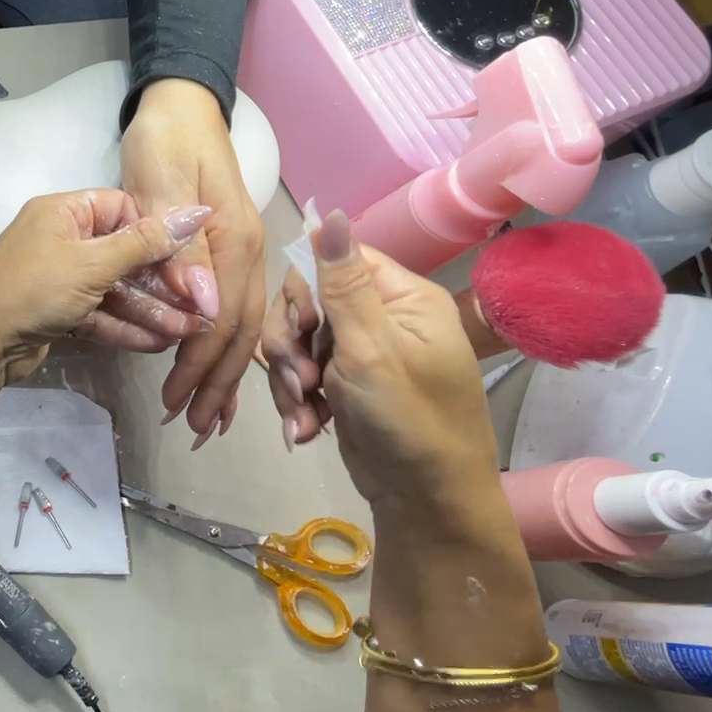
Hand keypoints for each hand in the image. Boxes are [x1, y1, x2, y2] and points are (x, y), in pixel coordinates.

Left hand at [0, 189, 209, 381]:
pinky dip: (122, 326)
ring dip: (148, 309)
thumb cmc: (34, 291)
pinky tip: (157, 343)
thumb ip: (146, 242)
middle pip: (122, 253)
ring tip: (188, 331)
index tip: (190, 257)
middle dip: (160, 282)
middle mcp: (59, 238)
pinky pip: (96, 312)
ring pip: (112, 288)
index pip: (123, 210)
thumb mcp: (92, 263)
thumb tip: (197, 211)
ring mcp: (56, 276)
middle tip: (199, 305)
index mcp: (62, 211)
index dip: (157, 233)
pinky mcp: (55, 309)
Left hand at [123, 79, 265, 448]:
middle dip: (213, 381)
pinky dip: (193, 341)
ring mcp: (219, 255)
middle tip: (197, 427)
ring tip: (197, 413)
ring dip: (207, 370)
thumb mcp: (158, 189)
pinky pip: (202, 307)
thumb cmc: (160, 143)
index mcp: (228, 238)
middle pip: (231, 328)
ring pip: (219, 323)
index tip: (185, 406)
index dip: (204, 366)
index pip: (223, 317)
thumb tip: (206, 309)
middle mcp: (233, 252)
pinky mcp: (202, 257)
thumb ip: (177, 248)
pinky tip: (189, 368)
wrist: (169, 105)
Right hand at [262, 210, 501, 509]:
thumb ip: (342, 283)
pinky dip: (296, 400)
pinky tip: (306, 426)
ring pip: (294, 342)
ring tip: (304, 413)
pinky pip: (298, 373)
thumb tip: (328, 213)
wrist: (421, 497)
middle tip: (303, 380)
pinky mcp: (341, 382)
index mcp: (402, 298)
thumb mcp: (369, 349)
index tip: (304, 329)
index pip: (332, 261)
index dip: (303, 292)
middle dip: (290, 346)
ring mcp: (359, 352)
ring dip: (289, 380)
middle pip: (303, 304)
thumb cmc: (407, 419)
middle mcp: (381, 317)